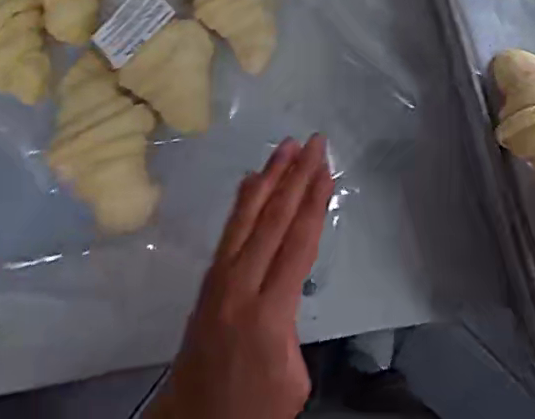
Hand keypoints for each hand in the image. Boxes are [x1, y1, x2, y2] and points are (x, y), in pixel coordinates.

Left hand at [149, 135, 334, 418]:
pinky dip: (244, 199)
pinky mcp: (208, 279)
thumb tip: (291, 277)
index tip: (326, 169)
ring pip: (248, 216)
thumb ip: (295, 320)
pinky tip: (253, 179)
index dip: (314, 202)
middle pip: (274, 219)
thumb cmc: (254, 410)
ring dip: (270, 177)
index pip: (298, 243)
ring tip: (287, 146)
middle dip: (297, 176)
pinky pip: (230, 228)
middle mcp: (241, 286)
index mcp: (269, 314)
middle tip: (314, 142)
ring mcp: (220, 279)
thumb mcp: (293, 378)